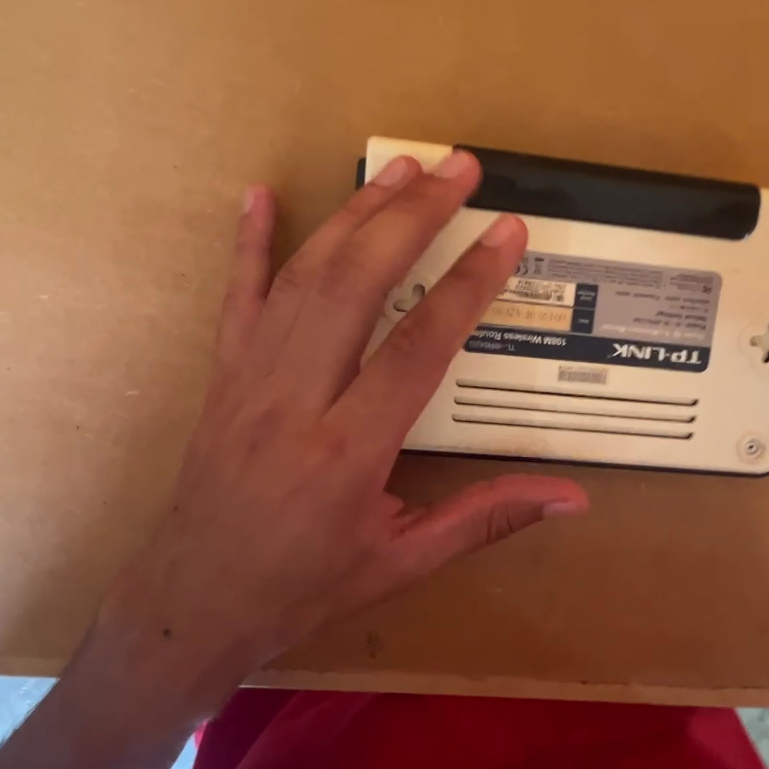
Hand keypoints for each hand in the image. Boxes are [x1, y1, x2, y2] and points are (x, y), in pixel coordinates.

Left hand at [96, 151, 587, 690]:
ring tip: (401, 167)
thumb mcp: (404, 563)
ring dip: (354, 214)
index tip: (505, 230)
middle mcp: (297, 399)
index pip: (418, 348)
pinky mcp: (222, 373)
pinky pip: (236, 296)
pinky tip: (260, 193)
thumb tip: (575, 498)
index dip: (468, 284)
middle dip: (412, 216)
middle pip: (356, 286)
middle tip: (459, 167)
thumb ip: (487, 519)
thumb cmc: (305, 586)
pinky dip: (249, 241)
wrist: (194, 601)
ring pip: (304, 278)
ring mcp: (251, 378)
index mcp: (349, 451)